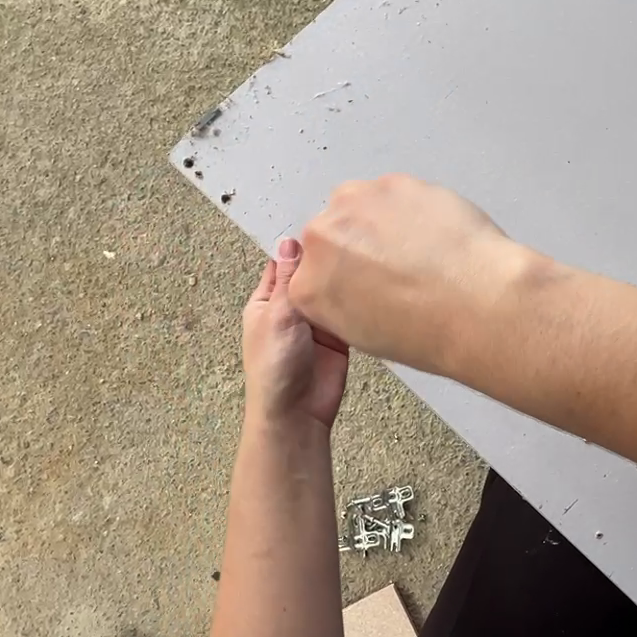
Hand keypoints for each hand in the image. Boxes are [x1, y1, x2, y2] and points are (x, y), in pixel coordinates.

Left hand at [242, 238, 349, 428]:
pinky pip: (350, 312)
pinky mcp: (339, 337)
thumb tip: (290, 243)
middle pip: (312, 275)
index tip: (320, 223)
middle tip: (348, 234)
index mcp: (266, 301)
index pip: (283, 263)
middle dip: (326, 262)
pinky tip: (370, 287)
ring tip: (364, 255)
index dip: (300, 246)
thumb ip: (287, 280)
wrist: (296, 412)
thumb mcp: (277, 315)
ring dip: (343, 282)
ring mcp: (316, 323)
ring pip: (333, 292)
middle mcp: (291, 309)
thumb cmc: (274, 370)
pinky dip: (358, 303)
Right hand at [290, 174, 543, 375]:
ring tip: (420, 251)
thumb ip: (344, 304)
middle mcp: (321, 239)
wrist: (478, 303)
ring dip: (381, 222)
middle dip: (358, 247)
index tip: (365, 284)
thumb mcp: (367, 336)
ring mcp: (355, 204)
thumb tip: (355, 287)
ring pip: (360, 207)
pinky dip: (412, 209)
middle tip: (397, 267)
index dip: (344, 280)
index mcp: (308, 288)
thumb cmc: (431, 331)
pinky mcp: (393, 182)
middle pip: (332, 235)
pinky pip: (394, 194)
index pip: (312, 276)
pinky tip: (436, 235)